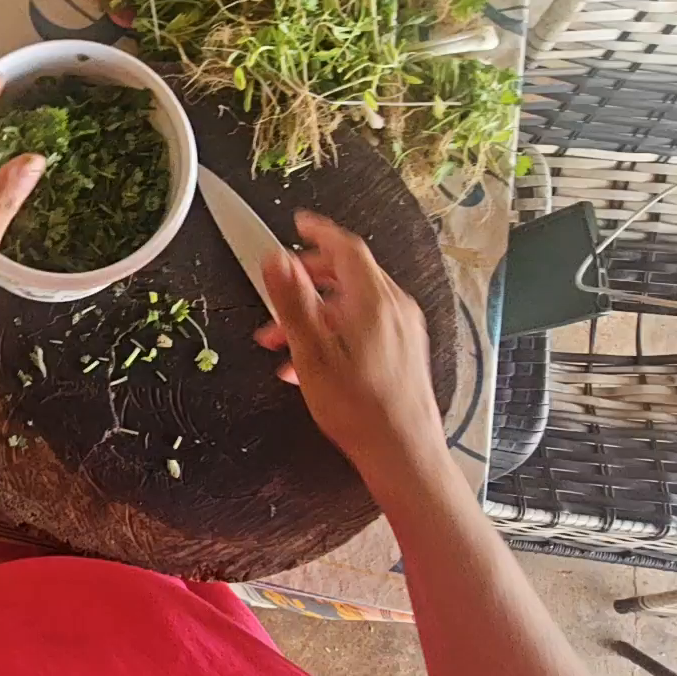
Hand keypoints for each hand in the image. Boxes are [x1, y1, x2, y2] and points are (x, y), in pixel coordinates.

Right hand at [254, 211, 444, 475]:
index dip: (319, 233)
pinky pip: (362, 325)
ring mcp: (402, 330)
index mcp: (373, 302)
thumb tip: (274, 259)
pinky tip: (305, 362)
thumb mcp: (311, 352)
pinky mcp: (402, 350)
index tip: (298, 224)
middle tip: (278, 288)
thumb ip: (292, 301)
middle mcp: (394, 309)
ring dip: (312, 312)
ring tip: (279, 339)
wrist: (401, 452)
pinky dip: (330, 331)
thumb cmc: (357, 407)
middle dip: (307, 279)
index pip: (347, 249)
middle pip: (348, 274)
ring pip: (351, 303)